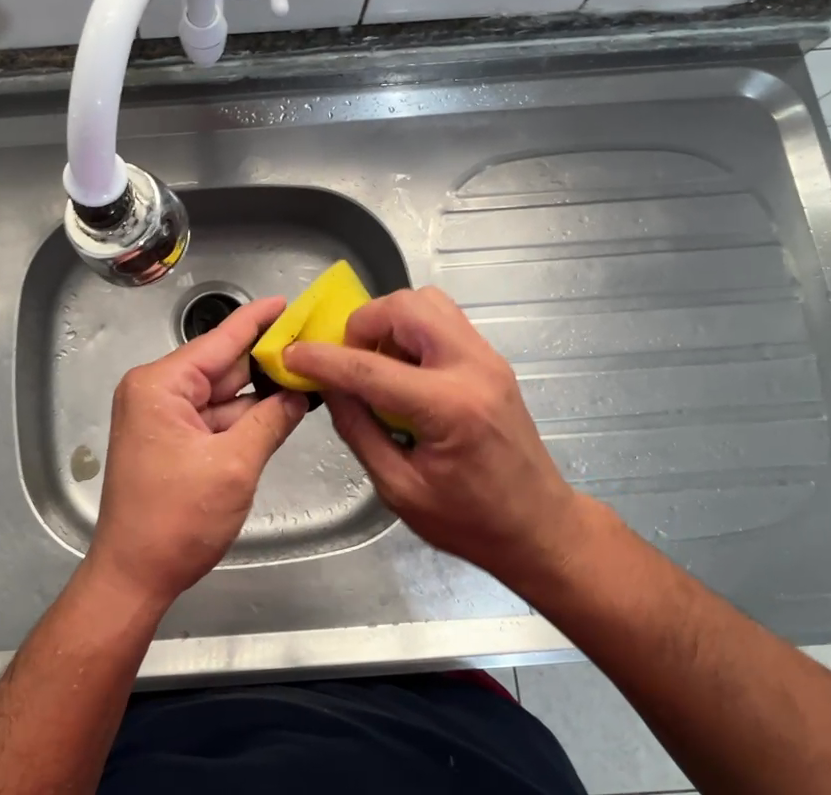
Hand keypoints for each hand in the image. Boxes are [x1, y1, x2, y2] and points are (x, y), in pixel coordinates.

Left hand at [88, 296, 308, 607]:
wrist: (134, 576)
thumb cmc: (177, 520)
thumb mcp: (234, 466)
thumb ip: (270, 421)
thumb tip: (298, 392)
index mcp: (161, 385)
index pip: (219, 341)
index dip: (258, 321)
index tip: (289, 301)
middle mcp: (156, 392)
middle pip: (222, 368)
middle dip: (266, 362)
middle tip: (315, 347)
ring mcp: (162, 417)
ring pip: (222, 396)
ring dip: (259, 396)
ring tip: (309, 379)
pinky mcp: (170, 441)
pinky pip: (214, 419)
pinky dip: (244, 420)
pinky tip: (281, 412)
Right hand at [283, 287, 587, 590]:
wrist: (539, 527)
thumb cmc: (469, 521)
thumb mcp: (399, 488)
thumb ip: (359, 429)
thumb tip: (328, 387)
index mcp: (449, 408)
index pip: (370, 368)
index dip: (322, 359)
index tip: (291, 355)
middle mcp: (472, 368)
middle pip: (405, 307)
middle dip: (363, 325)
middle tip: (348, 362)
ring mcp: (487, 358)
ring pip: (427, 302)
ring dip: (390, 323)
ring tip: (377, 365)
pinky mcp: (491, 360)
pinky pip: (443, 320)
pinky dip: (411, 332)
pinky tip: (404, 372)